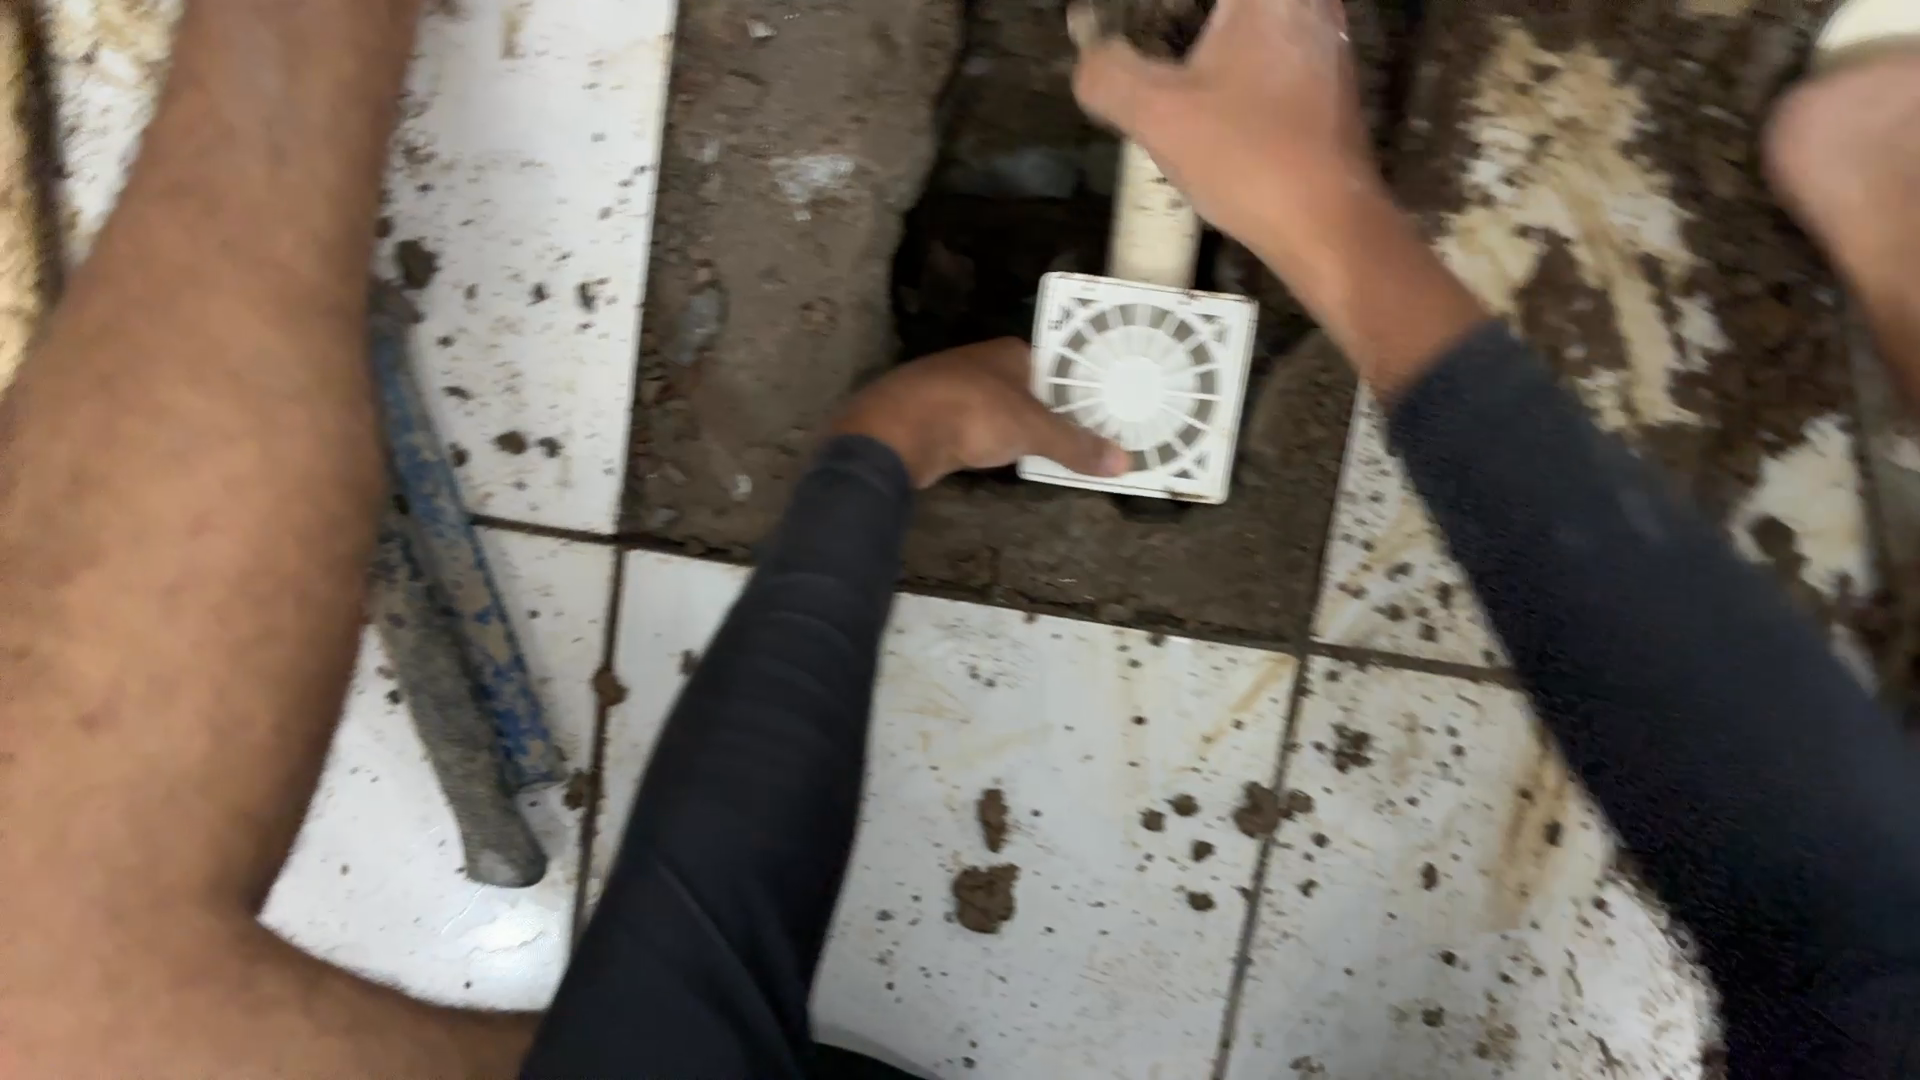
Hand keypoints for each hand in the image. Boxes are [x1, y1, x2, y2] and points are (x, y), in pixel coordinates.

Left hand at [832, 339, 1129, 488]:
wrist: (898, 431)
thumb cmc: (973, 414)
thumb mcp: (1033, 430)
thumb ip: (1075, 446)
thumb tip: (1123, 463)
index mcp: (1012, 352)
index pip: (1059, 365)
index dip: (1081, 387)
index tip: (1107, 409)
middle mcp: (985, 364)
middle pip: (1031, 389)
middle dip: (1054, 412)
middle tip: (1090, 437)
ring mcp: (956, 389)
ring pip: (1002, 410)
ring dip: (1022, 429)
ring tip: (1057, 452)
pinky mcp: (936, 418)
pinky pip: (977, 430)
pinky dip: (993, 443)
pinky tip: (1005, 458)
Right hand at [1072, 0, 1485, 401]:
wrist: (1323, 220)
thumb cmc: (1246, 157)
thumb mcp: (1158, 117)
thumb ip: (1109, 78)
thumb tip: (1086, 60)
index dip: (1164, 13)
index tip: (1140, 27)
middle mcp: (1307, 0)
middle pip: (1231, 9)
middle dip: (1182, 24)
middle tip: (1152, 39)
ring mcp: (1326, 38)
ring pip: (1257, 23)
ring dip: (1215, 41)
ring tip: (1175, 67)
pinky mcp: (1329, 81)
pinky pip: (1274, 49)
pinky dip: (1240, 63)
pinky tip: (1217, 103)